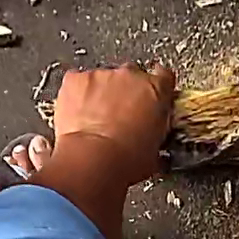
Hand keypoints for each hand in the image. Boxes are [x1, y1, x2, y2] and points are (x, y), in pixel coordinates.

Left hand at [50, 63, 175, 185]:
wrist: (93, 161)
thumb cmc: (125, 161)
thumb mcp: (153, 154)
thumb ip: (156, 137)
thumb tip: (152, 144)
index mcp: (156, 91)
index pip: (163, 79)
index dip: (155, 92)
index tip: (149, 103)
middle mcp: (130, 76)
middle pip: (129, 78)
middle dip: (125, 95)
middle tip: (118, 121)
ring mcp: (101, 76)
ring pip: (101, 81)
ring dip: (99, 98)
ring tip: (94, 125)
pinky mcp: (75, 80)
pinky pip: (75, 84)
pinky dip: (76, 98)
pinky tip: (77, 119)